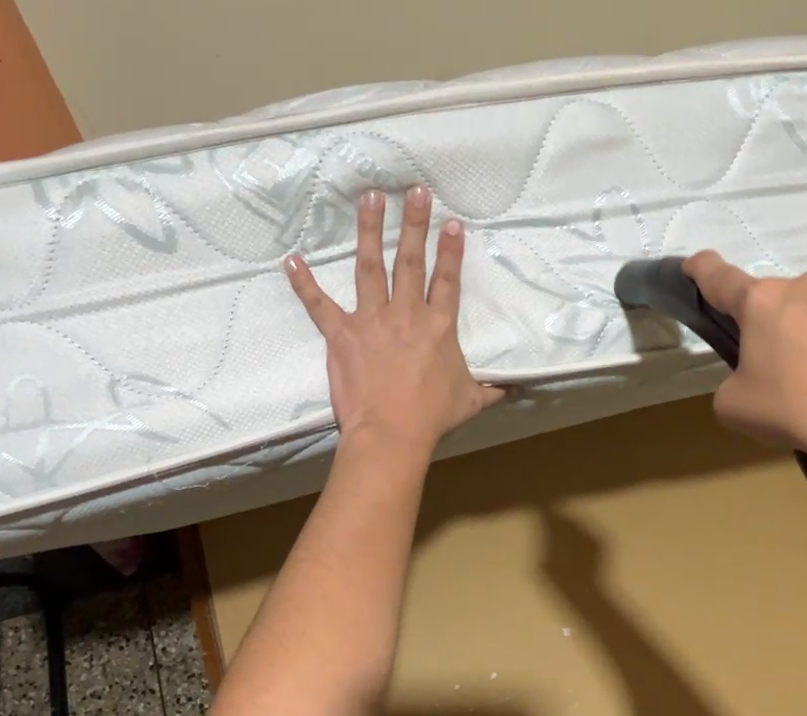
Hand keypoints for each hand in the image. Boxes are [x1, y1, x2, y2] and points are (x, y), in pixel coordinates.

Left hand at [285, 187, 504, 454]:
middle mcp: (407, 314)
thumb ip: (492, 389)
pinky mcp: (343, 335)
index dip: (451, 251)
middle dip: (415, 223)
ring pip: (370, 266)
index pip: (447, 280)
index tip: (452, 224)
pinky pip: (319, 305)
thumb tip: (515, 388)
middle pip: (411, 260)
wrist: (393, 433)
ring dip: (369, 230)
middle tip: (415, 191)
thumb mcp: (471, 402)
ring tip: (370, 199)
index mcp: (439, 327)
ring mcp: (372, 321)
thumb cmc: (432, 418)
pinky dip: (304, 283)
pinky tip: (292, 260)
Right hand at [684, 252, 806, 462]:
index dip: (702, 270)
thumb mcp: (733, 406)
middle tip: (785, 369)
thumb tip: (756, 376)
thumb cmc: (791, 409)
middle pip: (781, 300)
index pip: (719, 277)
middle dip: (778, 325)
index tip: (695, 265)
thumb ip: (733, 380)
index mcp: (760, 303)